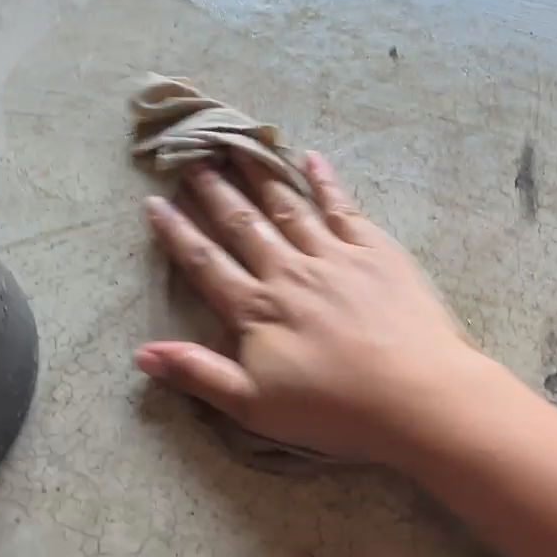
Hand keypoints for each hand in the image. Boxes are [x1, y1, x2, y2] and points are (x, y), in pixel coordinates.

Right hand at [136, 152, 484, 464]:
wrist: (415, 395)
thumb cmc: (334, 410)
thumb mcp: (254, 406)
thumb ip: (199, 373)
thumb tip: (141, 352)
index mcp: (258, 310)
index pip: (206, 264)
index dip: (178, 233)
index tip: (155, 202)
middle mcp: (290, 273)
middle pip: (243, 225)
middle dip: (214, 191)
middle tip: (191, 158)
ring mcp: (335, 257)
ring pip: (287, 207)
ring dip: (259, 175)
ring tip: (237, 146)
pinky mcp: (376, 252)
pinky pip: (343, 208)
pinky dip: (325, 182)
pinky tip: (312, 159)